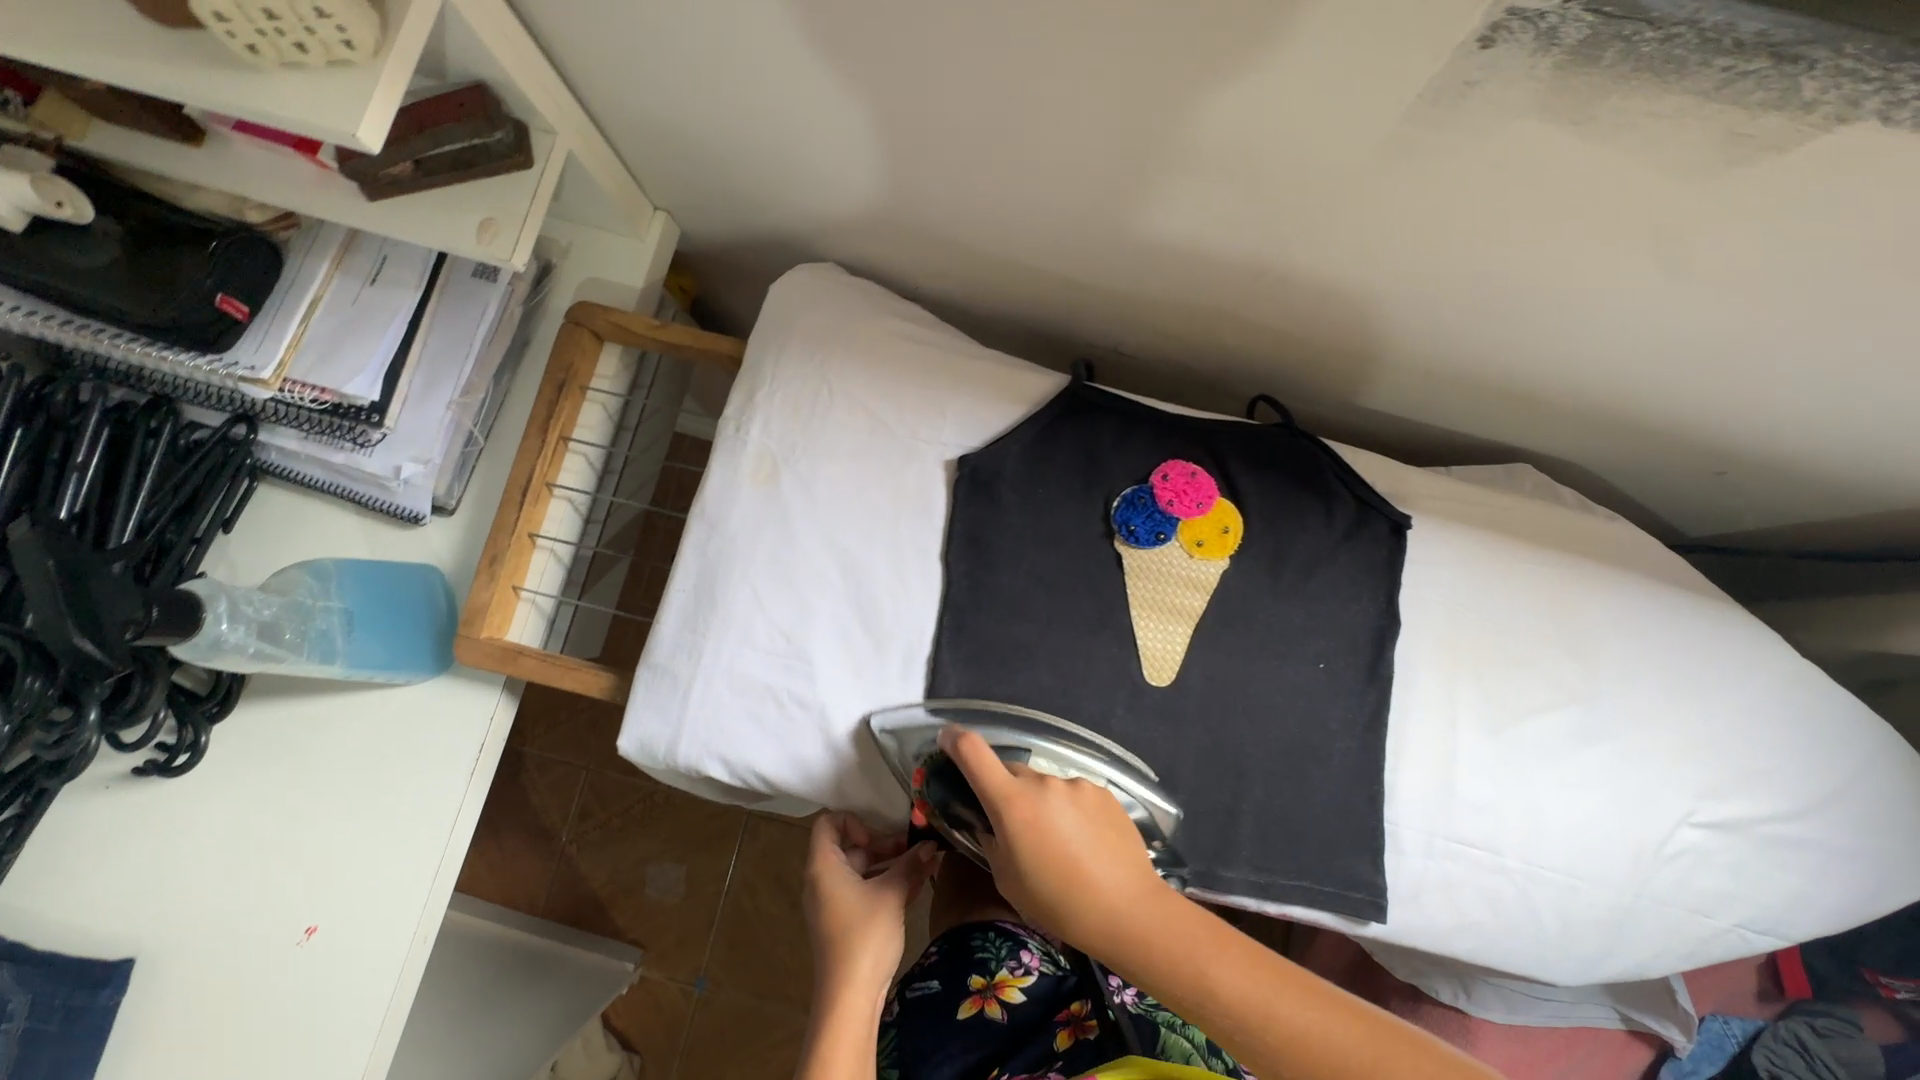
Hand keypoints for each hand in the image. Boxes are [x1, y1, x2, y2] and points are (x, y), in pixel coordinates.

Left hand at [803, 812, 939, 1002]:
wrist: (850, 994)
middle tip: (917, 849)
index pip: (828, 823)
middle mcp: (823, 879)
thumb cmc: (865, 934)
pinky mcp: (845, 920)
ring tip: (926, 864)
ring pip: (862, 870)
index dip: (854, 822)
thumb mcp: (891, 894)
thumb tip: (931, 844)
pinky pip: (865, 891)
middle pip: (851, 847)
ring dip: (892, 865)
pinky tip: (917, 885)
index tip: (878, 838)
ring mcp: (834, 901)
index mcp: (824, 865)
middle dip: (885, 845)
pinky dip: (886, 885)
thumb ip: (910, 865)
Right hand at [940, 727, 1170, 952]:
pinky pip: (1074, 795)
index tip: (947, 739)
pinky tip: (1085, 843)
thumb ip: (991, 842)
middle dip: (1006, 792)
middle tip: (1015, 827)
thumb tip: (987, 824)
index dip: (955, 741)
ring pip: (1046, 787)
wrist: (1126, 910)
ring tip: (1059, 844)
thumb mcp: (1008, 879)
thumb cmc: (1057, 903)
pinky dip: (1070, 811)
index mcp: (1012, 803)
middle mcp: (1043, 783)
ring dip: (1042, 805)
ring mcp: (1076, 784)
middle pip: (1012, 773)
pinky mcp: (1103, 792)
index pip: (974, 753)